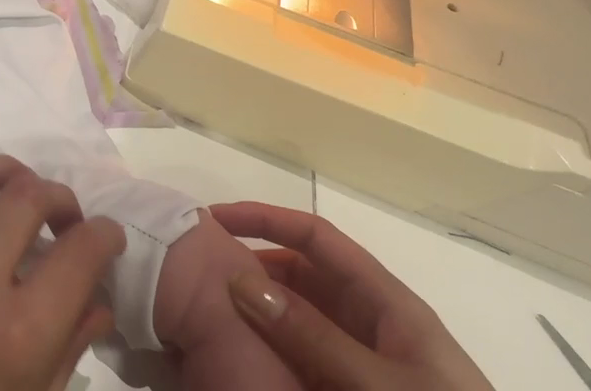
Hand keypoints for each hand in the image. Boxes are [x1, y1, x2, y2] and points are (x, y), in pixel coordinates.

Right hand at [211, 202, 494, 390]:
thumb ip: (313, 337)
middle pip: (304, 272)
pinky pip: (307, 351)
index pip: (317, 237)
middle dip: (254, 264)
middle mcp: (374, 320)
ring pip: (302, 313)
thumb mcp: (377, 383)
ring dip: (261, 307)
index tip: (214, 218)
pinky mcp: (355, 384)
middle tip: (203, 274)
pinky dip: (274, 344)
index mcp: (387, 302)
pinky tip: (246, 356)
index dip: (266, 218)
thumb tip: (242, 283)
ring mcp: (367, 355)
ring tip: (213, 313)